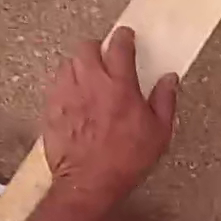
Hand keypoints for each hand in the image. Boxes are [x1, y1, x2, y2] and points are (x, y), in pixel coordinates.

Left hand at [42, 28, 177, 216]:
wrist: (89, 183)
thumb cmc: (124, 161)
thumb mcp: (158, 133)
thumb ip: (164, 100)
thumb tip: (169, 80)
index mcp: (120, 85)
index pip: (120, 45)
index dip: (124, 37)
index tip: (126, 37)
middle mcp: (90, 83)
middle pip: (86, 47)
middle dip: (96, 48)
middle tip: (104, 58)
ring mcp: (67, 94)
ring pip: (67, 63)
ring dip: (78, 65)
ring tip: (87, 77)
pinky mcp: (51, 109)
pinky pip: (55, 86)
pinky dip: (64, 86)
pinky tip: (73, 98)